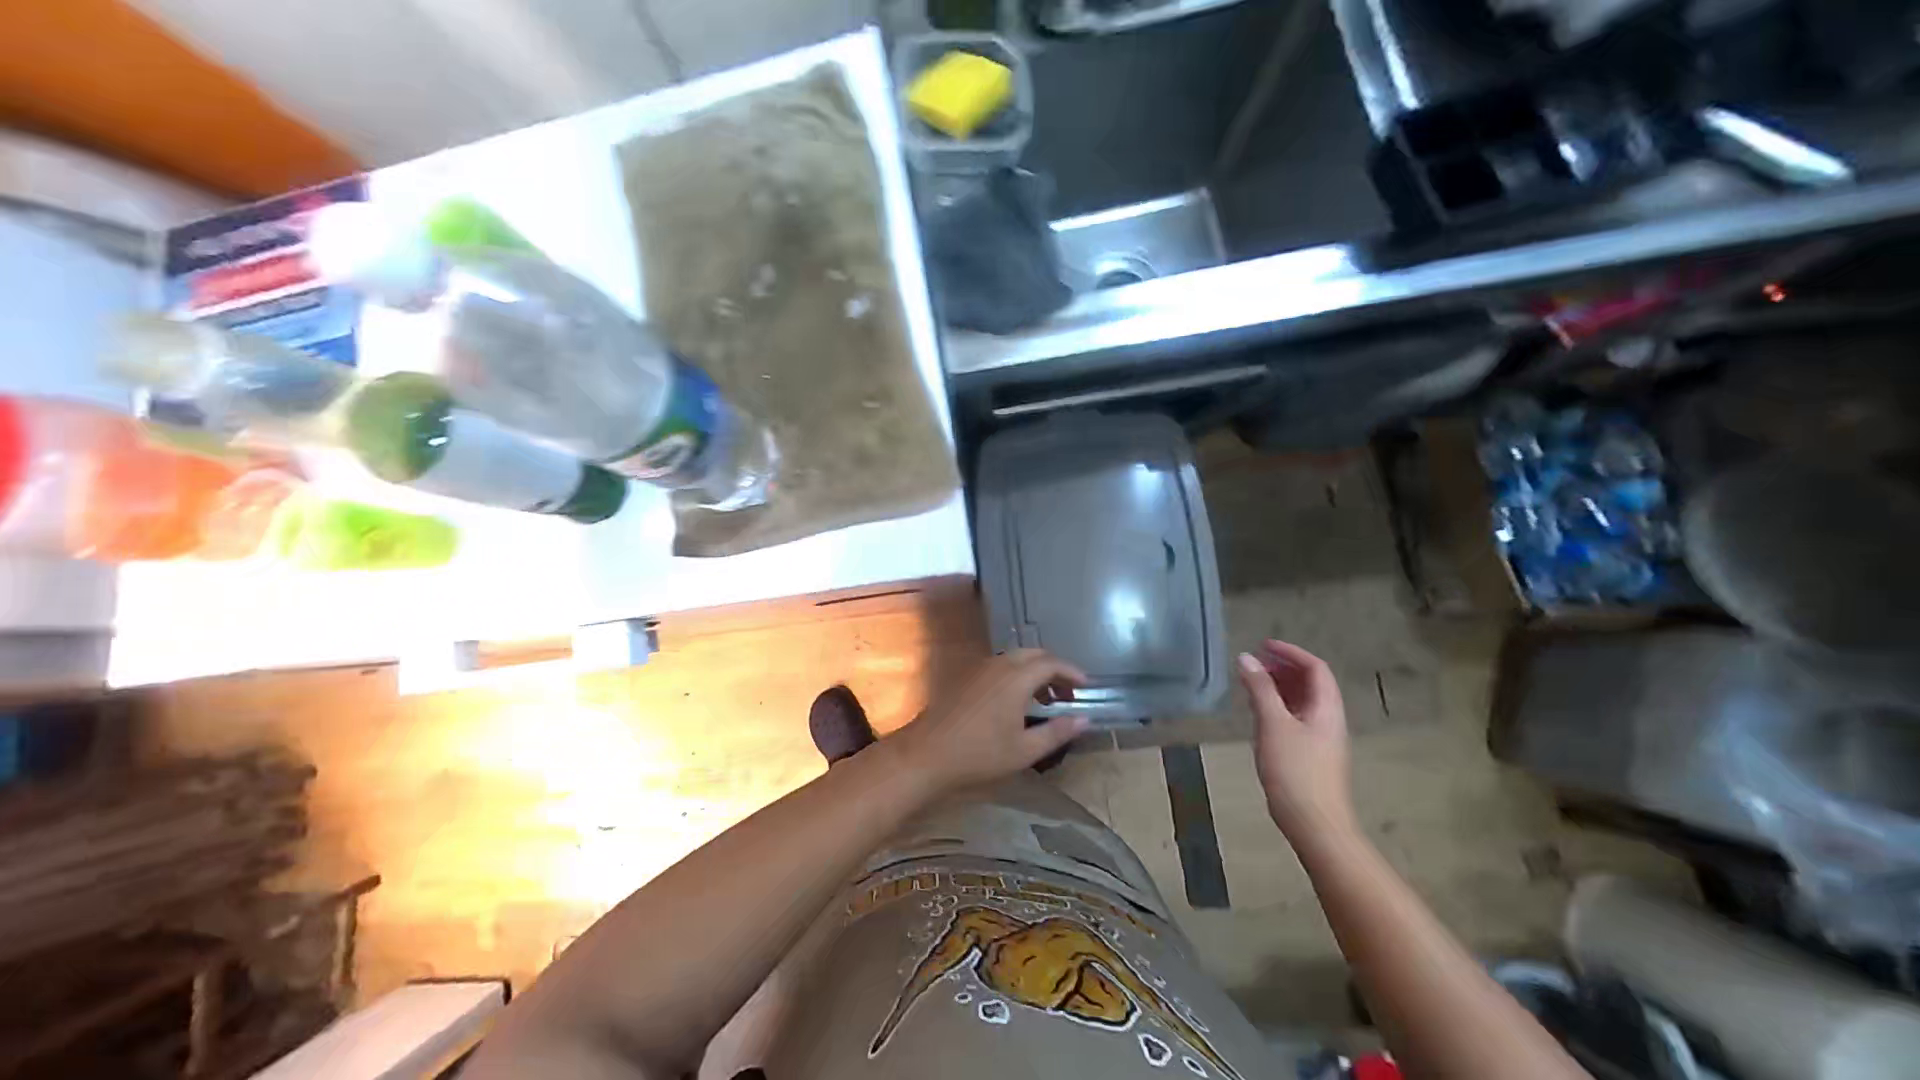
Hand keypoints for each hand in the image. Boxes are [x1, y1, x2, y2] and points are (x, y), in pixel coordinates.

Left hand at [888, 649, 1088, 793]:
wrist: (925, 754)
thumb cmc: (979, 755)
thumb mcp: (1024, 750)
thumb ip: (1057, 732)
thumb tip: (1084, 720)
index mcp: (1016, 677)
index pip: (1052, 663)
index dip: (1072, 672)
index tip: (1086, 686)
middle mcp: (997, 664)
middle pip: (1033, 654)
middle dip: (1054, 669)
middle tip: (1068, 692)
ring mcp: (978, 669)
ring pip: (1014, 659)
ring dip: (1034, 672)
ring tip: (1045, 700)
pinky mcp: (964, 677)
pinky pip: (998, 666)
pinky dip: (1016, 675)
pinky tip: (1016, 703)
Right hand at [1237, 640, 1357, 843]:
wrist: (1314, 823)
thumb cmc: (1295, 771)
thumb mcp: (1273, 724)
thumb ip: (1260, 689)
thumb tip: (1246, 658)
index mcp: (1327, 709)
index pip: (1315, 668)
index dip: (1291, 652)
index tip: (1264, 646)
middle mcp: (1329, 720)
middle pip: (1311, 684)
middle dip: (1284, 668)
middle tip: (1255, 664)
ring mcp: (1322, 740)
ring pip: (1303, 702)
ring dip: (1280, 688)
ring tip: (1253, 685)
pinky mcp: (1311, 756)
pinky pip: (1296, 719)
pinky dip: (1279, 708)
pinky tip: (1260, 715)